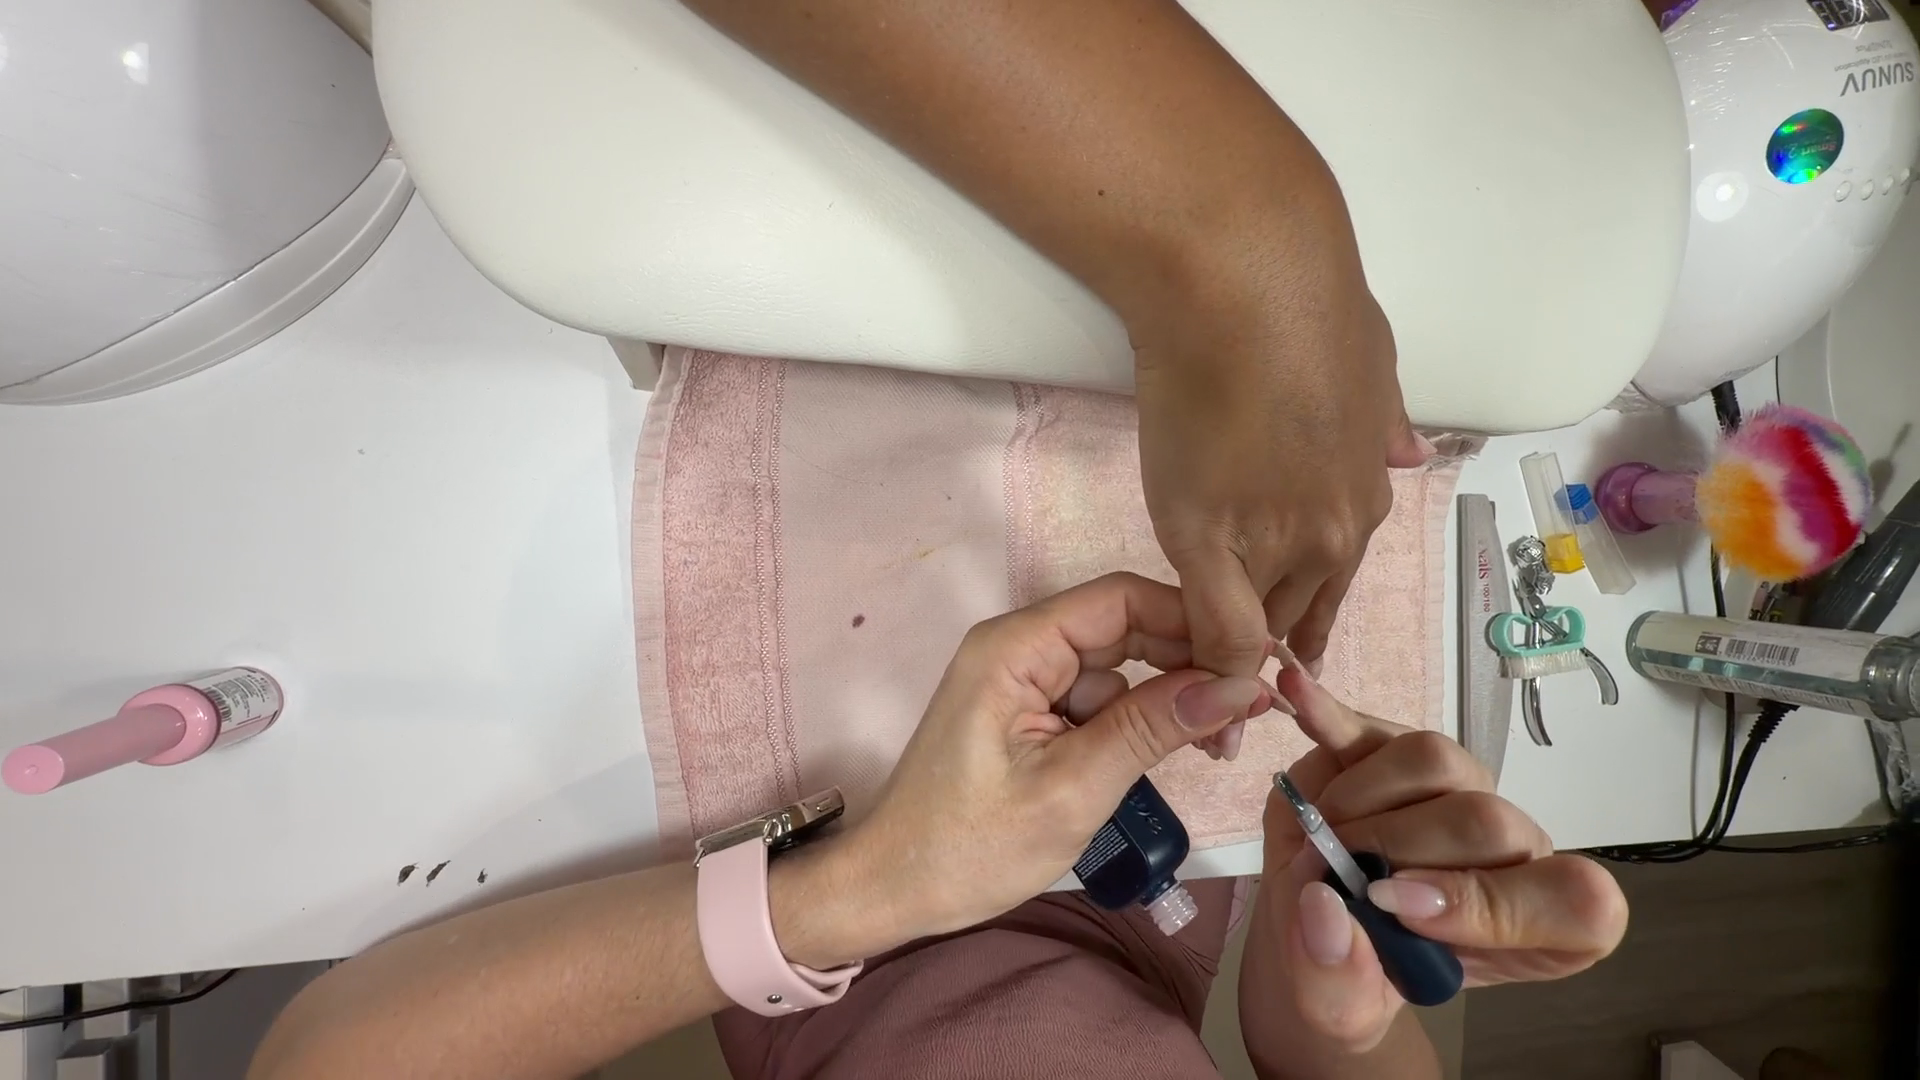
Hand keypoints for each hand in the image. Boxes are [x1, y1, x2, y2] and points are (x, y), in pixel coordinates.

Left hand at [843, 572, 1276, 941]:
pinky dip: (1135, 721)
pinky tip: (1168, 751)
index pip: (1120, 599)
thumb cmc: (971, 845)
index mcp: (1016, 645)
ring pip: (1116, 666)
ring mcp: (1023, 677)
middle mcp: (1019, 645)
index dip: (1192, 621)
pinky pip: (1096, 698)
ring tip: (1215, 748)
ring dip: (1165, 699)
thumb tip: (1238, 686)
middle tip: (1247, 717)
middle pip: (1122, 627)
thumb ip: (1151, 728)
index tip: (1256, 661)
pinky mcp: (1029, 709)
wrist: (896, 888)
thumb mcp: (1072, 788)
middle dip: (1185, 665)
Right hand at [1131, 203, 1432, 676]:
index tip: (1281, 654)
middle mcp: (1332, 533)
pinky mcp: (1204, 539)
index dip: (1301, 622)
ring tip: (1203, 689)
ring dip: (1226, 651)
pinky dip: (1201, 656)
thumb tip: (1402, 453)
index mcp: (1364, 495)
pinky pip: (1212, 624)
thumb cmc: (1306, 313)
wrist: (1244, 286)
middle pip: (1295, 614)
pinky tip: (1182, 676)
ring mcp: (1270, 541)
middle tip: (1239, 689)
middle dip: (1266, 650)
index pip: (1331, 586)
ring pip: (1252, 623)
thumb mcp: (1372, 368)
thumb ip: (1385, 424)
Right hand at [1248, 666, 1627, 1053]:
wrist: (1306, 922)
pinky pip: (1363, 724)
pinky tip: (1296, 695)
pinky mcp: (1380, 745)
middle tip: (1329, 873)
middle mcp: (1508, 847)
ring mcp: (1447, 784)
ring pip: (1433, 758)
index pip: (1576, 902)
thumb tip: (1324, 906)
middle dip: (1390, 847)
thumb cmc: (1345, 973)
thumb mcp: (1338, 1006)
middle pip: (1486, 819)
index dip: (1490, 903)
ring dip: (1358, 797)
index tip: (1394, 906)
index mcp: (1533, 928)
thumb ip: (1337, 977)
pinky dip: (1328, 712)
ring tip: (1317, 830)